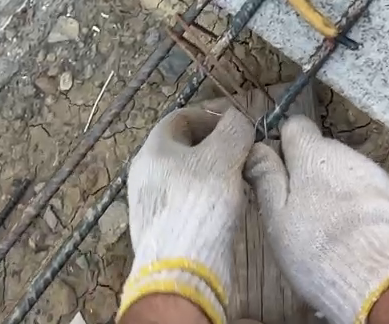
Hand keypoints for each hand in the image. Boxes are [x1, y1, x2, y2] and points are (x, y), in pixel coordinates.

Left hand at [120, 106, 254, 323]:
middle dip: (216, 146)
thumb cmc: (199, 203)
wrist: (182, 272)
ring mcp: (152, 205)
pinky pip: (188, 202)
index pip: (181, 117)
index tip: (236, 126)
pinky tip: (226, 208)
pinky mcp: (162, 231)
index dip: (211, 116)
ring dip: (215, 173)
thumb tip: (238, 120)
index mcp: (153, 150)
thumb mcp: (224, 154)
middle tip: (242, 154)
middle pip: (185, 147)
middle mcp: (146, 174)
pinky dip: (209, 198)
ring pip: (188, 176)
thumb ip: (235, 128)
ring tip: (239, 181)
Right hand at [244, 115, 388, 323]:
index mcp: (312, 152)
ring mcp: (370, 170)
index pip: (295, 125)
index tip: (280, 176)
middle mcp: (343, 151)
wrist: (377, 277)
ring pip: (342, 170)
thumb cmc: (316, 248)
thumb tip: (256, 147)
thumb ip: (266, 177)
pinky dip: (356, 202)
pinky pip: (364, 188)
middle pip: (319, 150)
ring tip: (329, 229)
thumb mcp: (278, 218)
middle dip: (309, 173)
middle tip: (301, 213)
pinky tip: (354, 233)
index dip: (285, 147)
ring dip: (333, 188)